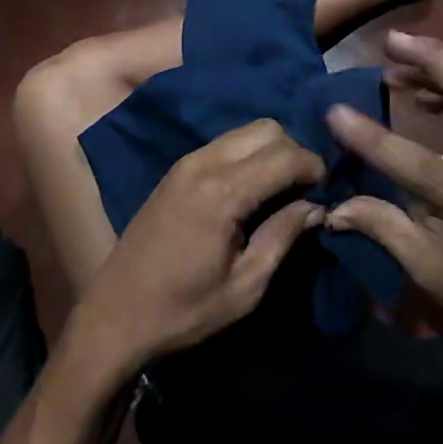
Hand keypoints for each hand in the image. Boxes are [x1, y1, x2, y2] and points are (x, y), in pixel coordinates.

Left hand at [74, 118, 324, 372]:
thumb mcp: (245, 286)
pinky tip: (253, 187)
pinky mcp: (178, 168)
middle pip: (266, 128)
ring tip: (282, 189)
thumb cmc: (184, 309)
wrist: (115, 314)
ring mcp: (187, 161)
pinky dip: (249, 153)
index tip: (327, 192)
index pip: (285, 155)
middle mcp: (204, 162)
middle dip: (294, 151)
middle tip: (305, 189)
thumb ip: (283, 236)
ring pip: (246, 131)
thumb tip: (316, 206)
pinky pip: (225, 143)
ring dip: (271, 150)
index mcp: (222, 192)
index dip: (314, 167)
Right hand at [325, 32, 442, 358]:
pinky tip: (413, 89)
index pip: (415, 161)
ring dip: (436, 64)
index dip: (372, 138)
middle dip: (435, 59)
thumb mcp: (424, 268)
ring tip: (392, 55)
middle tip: (390, 40)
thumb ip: (380, 227)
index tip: (334, 113)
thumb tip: (332, 208)